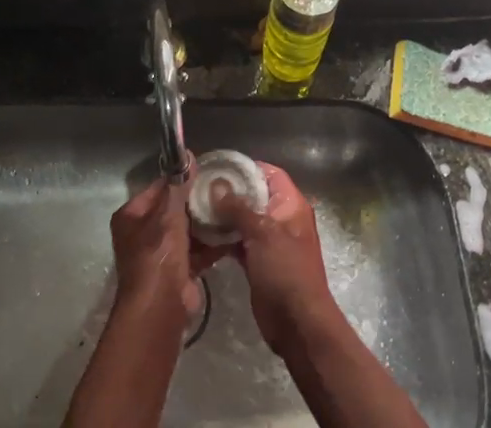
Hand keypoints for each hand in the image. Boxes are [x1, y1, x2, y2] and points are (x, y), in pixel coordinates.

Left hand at [110, 174, 222, 325]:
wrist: (161, 307)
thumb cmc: (157, 255)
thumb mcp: (168, 216)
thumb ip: (179, 187)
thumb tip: (190, 156)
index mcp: (131, 217)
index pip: (158, 189)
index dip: (180, 180)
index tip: (206, 171)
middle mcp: (143, 233)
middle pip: (173, 210)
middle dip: (196, 202)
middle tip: (223, 189)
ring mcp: (161, 253)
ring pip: (187, 231)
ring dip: (206, 223)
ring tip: (231, 207)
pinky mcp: (178, 270)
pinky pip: (196, 251)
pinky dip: (211, 244)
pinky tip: (232, 232)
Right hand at [210, 162, 338, 351]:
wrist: (297, 323)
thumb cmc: (286, 272)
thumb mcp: (263, 234)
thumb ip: (239, 208)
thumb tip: (217, 184)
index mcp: (291, 206)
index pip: (269, 174)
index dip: (246, 167)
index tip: (217, 166)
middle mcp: (281, 219)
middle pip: (253, 196)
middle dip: (228, 192)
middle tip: (198, 187)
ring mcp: (269, 242)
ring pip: (243, 220)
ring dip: (222, 216)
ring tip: (193, 207)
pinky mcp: (258, 262)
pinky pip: (238, 241)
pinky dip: (222, 238)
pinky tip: (199, 234)